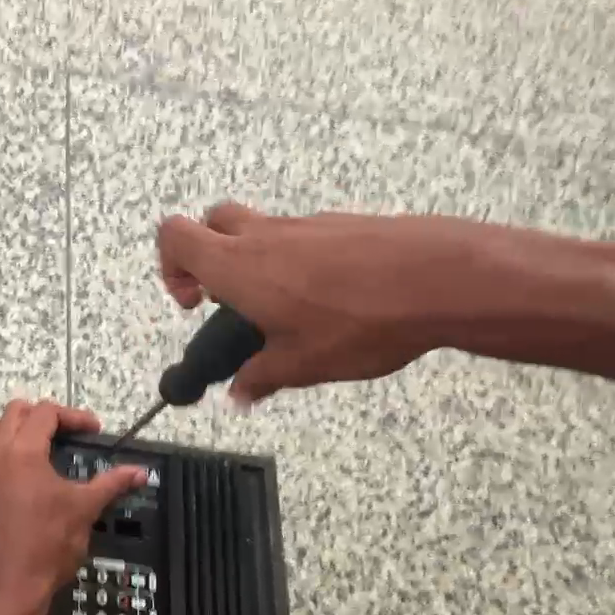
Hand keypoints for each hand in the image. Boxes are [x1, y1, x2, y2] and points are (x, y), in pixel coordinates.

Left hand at [0, 401, 147, 614]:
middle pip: (14, 412)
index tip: (93, 431)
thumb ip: (112, 484)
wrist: (8, 587)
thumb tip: (141, 472)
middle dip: (42, 415)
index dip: (73, 415)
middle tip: (67, 434)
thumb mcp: (85, 510)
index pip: (46, 412)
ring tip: (37, 444)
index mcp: (23, 451)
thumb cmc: (47, 545)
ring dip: (12, 428)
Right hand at [158, 203, 510, 403]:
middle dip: (207, 254)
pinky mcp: (342, 225)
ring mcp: (305, 225)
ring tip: (285, 309)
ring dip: (256, 259)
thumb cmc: (362, 320)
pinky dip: (298, 261)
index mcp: (239, 266)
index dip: (170, 266)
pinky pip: (302, 235)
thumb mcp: (301, 365)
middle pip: (211, 221)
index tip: (194, 301)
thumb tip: (240, 393)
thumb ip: (259, 378)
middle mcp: (264, 236)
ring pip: (259, 228)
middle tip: (226, 296)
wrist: (444, 279)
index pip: (174, 235)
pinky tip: (329, 301)